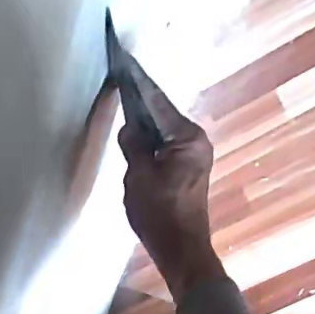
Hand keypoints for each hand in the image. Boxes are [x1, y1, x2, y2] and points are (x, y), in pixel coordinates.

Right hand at [117, 63, 224, 297]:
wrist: (182, 253)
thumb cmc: (162, 217)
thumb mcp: (138, 179)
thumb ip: (132, 148)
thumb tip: (129, 129)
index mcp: (187, 137)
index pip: (156, 101)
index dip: (137, 82)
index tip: (124, 60)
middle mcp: (196, 142)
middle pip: (161, 116)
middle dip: (139, 109)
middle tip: (118, 89)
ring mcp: (195, 158)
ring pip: (162, 135)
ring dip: (143, 133)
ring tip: (124, 124)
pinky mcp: (189, 174)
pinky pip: (165, 151)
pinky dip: (150, 149)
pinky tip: (135, 152)